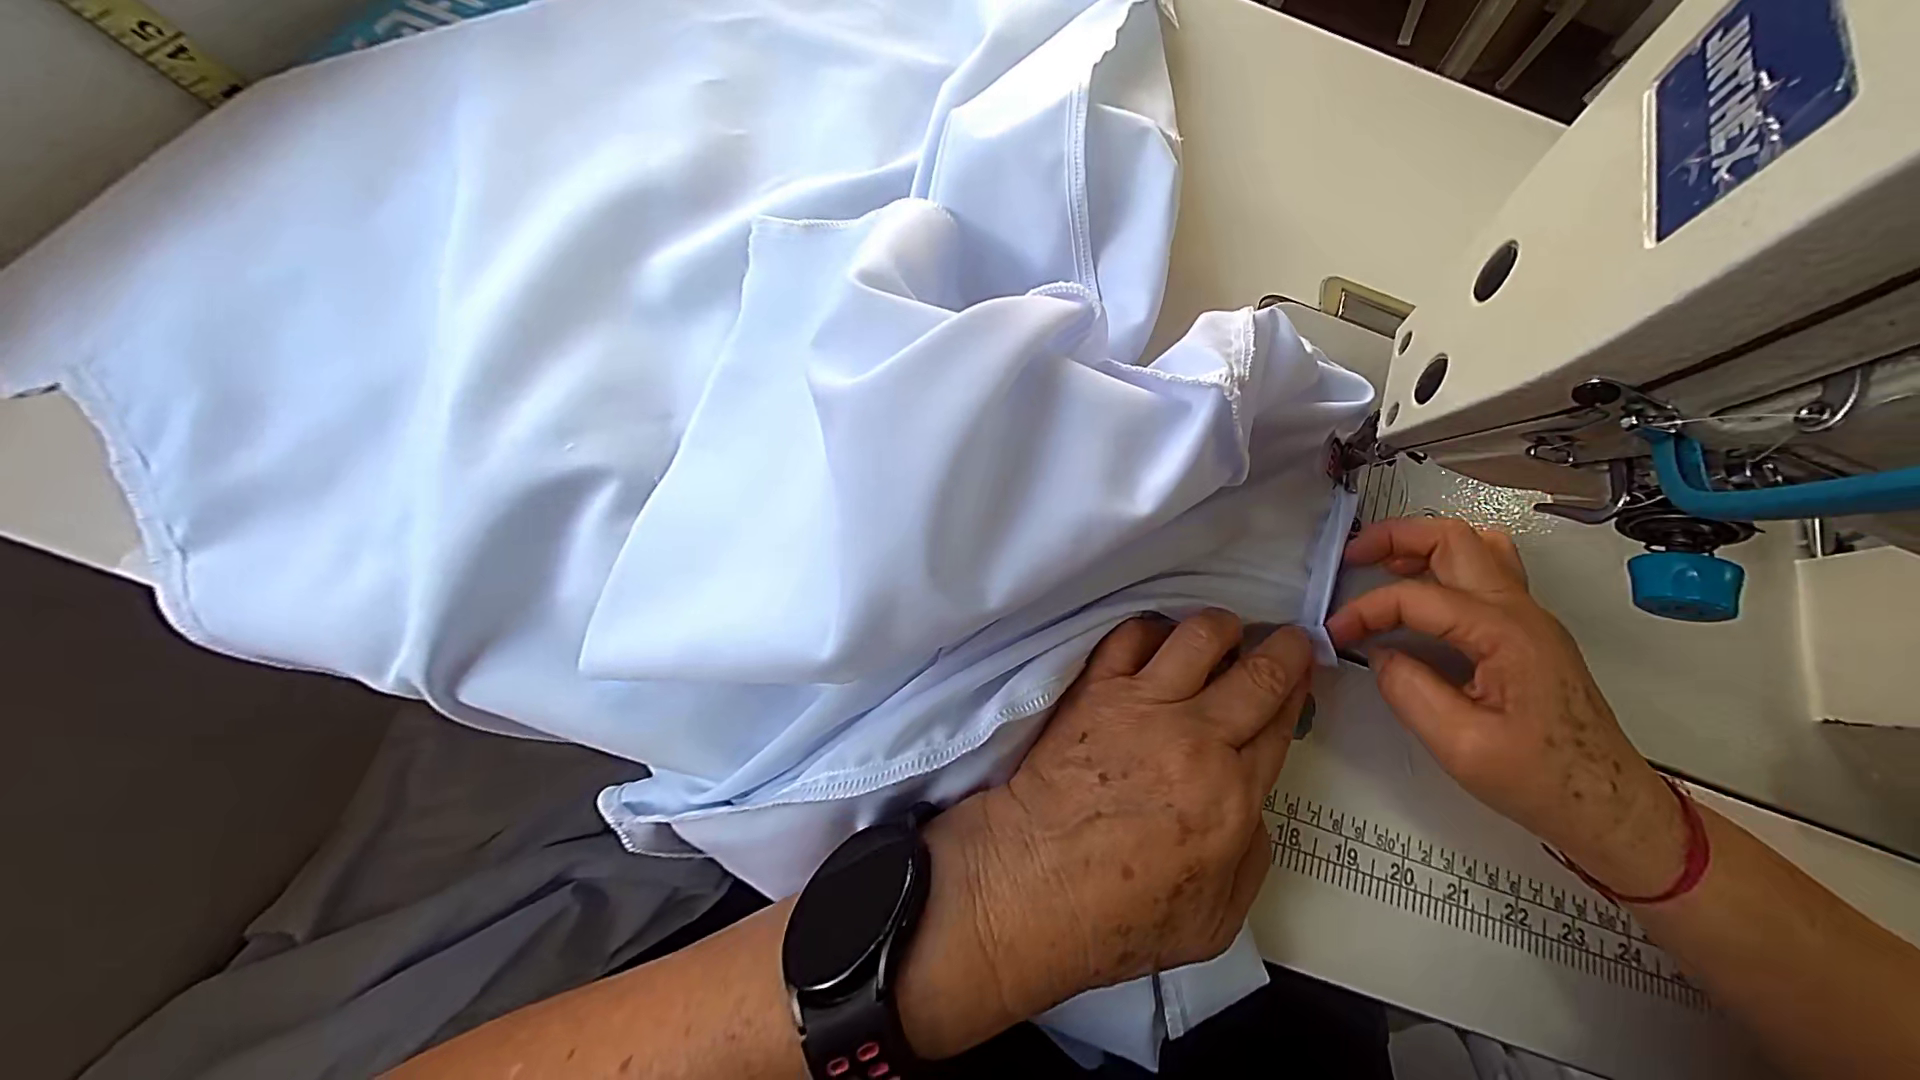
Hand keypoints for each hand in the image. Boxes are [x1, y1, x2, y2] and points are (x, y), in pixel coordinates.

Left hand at [940, 610, 1311, 1019]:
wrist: (1032, 883)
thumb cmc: (1119, 914)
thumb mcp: (1217, 918)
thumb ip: (1250, 853)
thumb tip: (1248, 802)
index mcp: (1233, 796)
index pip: (1279, 724)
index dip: (1297, 693)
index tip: (1301, 674)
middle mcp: (1196, 740)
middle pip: (1258, 674)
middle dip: (1282, 648)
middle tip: (1286, 638)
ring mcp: (1142, 707)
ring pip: (1198, 637)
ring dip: (1219, 626)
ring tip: (1222, 631)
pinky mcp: (1094, 692)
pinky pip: (1129, 637)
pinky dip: (1149, 630)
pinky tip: (1155, 640)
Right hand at [1324, 516, 1687, 896]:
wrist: (1608, 807)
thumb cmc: (1539, 779)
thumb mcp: (1458, 744)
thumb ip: (1407, 689)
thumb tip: (1380, 654)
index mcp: (1505, 635)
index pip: (1418, 597)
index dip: (1366, 609)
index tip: (1335, 634)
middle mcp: (1521, 612)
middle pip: (1455, 539)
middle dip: (1394, 538)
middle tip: (1350, 558)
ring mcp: (1529, 617)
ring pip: (1474, 546)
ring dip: (1422, 544)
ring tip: (1380, 563)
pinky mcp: (1525, 631)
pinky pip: (1486, 570)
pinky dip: (1443, 563)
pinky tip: (1420, 584)